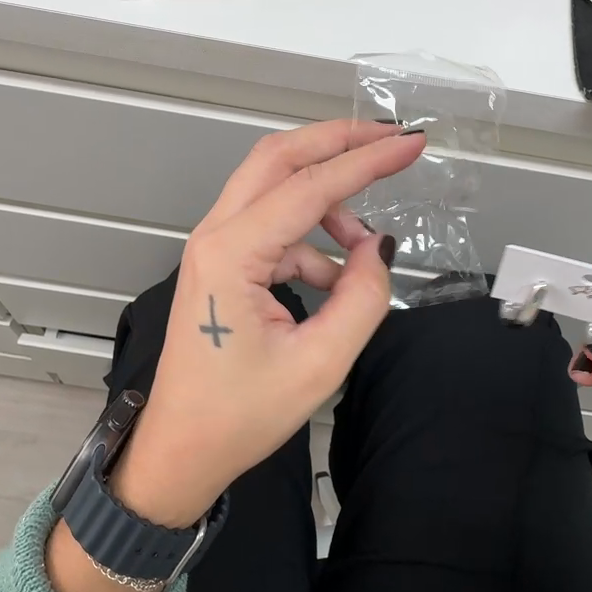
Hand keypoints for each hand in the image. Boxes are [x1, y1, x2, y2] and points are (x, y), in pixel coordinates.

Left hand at [48, 119, 424, 591]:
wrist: (180, 452)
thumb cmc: (239, 416)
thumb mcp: (319, 364)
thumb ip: (362, 297)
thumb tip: (379, 248)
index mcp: (232, 253)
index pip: (308, 185)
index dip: (365, 160)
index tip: (411, 143)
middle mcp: (216, 234)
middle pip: (278, 157)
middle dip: (337, 140)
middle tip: (390, 138)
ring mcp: (214, 245)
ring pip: (272, 185)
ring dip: (325, 195)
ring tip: (366, 240)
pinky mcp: (221, 262)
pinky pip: (273, 227)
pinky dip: (311, 239)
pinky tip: (338, 278)